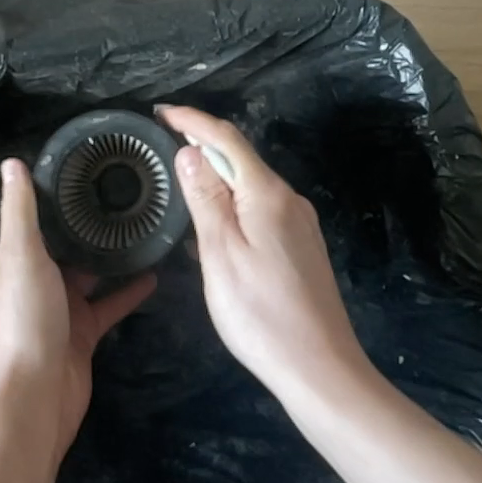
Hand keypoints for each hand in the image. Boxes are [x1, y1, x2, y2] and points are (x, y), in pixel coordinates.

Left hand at [0, 158, 156, 463]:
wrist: (32, 399)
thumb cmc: (23, 319)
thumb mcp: (21, 255)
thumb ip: (20, 211)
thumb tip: (11, 162)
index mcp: (16, 258)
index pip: (36, 216)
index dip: (58, 192)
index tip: (88, 164)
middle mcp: (37, 278)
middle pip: (66, 242)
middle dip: (90, 221)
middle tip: (127, 190)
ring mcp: (62, 308)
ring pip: (91, 272)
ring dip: (113, 254)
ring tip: (146, 224)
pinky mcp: (84, 333)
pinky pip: (110, 304)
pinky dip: (129, 290)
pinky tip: (155, 272)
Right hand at [158, 106, 368, 401]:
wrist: (321, 370)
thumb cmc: (261, 312)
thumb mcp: (220, 253)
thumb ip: (205, 198)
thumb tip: (189, 150)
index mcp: (268, 193)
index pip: (225, 138)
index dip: (192, 120)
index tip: (160, 112)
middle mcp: (289, 199)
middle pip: (241, 158)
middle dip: (202, 144)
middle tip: (162, 144)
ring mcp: (299, 223)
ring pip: (251, 184)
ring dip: (216, 176)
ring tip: (180, 182)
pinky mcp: (302, 246)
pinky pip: (260, 208)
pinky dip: (232, 202)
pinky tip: (213, 225)